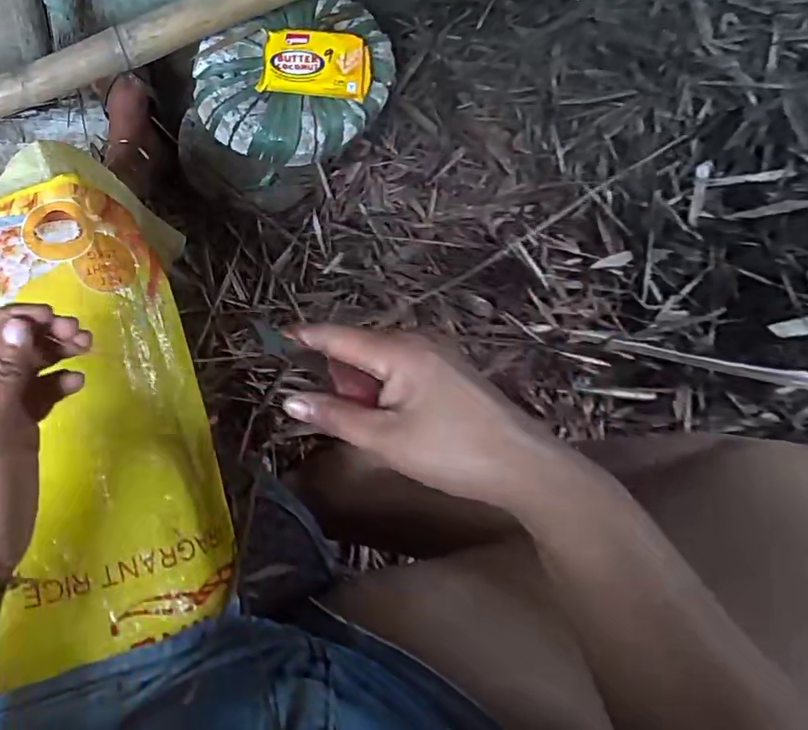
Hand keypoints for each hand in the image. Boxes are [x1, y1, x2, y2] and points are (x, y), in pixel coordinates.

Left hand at [0, 305, 89, 594]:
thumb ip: (4, 373)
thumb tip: (18, 323)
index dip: (11, 320)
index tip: (49, 314)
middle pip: (3, 348)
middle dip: (38, 335)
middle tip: (76, 331)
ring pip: (23, 368)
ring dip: (52, 354)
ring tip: (84, 346)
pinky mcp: (14, 429)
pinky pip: (35, 395)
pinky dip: (54, 385)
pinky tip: (76, 382)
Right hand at [280, 325, 590, 512]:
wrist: (532, 472)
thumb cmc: (453, 453)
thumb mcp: (385, 440)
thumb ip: (334, 416)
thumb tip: (290, 400)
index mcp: (397, 351)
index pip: (336, 336)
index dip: (304, 336)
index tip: (275, 335)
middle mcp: (416, 342)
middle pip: (357, 347)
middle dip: (340, 375)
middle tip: (339, 413)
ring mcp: (437, 354)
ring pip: (379, 360)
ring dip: (364, 385)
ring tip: (373, 424)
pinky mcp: (450, 371)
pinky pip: (401, 367)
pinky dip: (385, 387)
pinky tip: (396, 419)